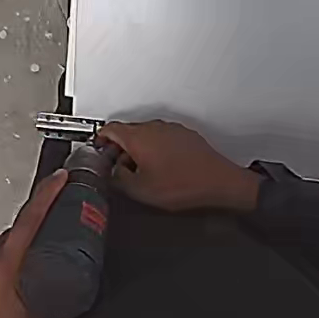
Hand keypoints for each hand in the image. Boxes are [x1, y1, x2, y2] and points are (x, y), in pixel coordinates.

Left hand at [0, 171, 67, 317]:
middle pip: (11, 239)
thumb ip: (60, 292)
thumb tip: (72, 271)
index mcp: (6, 272)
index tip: (58, 179)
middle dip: (28, 244)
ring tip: (16, 299)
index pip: (30, 221)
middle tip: (42, 264)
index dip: (48, 196)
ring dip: (7, 267)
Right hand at [97, 120, 261, 213]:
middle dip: (121, 147)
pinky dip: (157, 148)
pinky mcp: (185, 135)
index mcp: (138, 137)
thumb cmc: (184, 184)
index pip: (109, 128)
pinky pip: (163, 137)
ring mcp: (171, 129)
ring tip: (145, 170)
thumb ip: (119, 178)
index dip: (100, 138)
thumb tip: (115, 172)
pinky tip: (164, 167)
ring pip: (146, 134)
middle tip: (120, 165)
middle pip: (128, 131)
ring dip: (140, 148)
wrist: (219, 182)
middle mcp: (153, 127)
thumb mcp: (140, 190)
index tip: (100, 147)